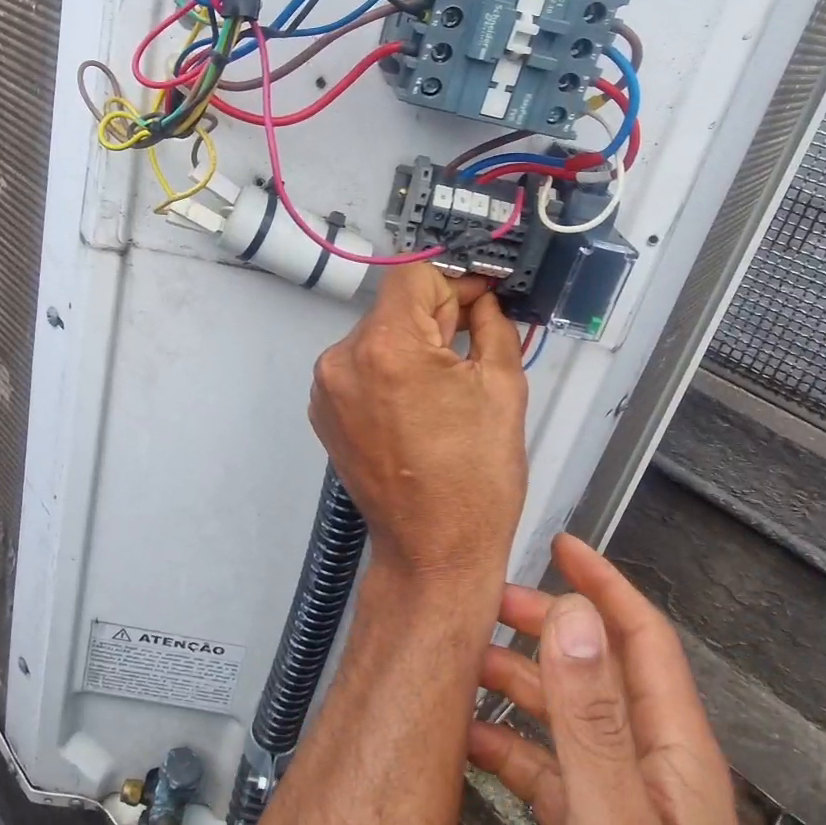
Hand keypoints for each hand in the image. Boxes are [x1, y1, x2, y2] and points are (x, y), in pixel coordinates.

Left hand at [308, 263, 528, 582]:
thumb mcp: (503, 387)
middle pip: (393, 305)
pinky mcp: (323, 410)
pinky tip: (416, 407)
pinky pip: (359, 366)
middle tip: (469, 351)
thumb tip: (482, 298)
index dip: (452, 284)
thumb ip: (492, 325)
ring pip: (377, 335)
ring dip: (411, 345)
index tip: (476, 303)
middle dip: (435, 318)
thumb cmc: (474, 481)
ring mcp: (327, 388)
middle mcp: (343, 360)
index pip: (413, 275)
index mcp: (387, 347)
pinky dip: (387, 371)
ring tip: (443, 390)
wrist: (433, 550)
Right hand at [469, 533, 736, 824]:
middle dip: (544, 625)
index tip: (562, 544)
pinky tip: (471, 737)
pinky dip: (507, 744)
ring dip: (517, 681)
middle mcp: (652, 765)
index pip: (644, 637)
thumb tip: (573, 614)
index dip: (605, 582)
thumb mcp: (615, 812)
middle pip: (598, 668)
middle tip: (488, 603)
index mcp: (676, 750)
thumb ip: (593, 720)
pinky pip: (548, 766)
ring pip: (567, 715)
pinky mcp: (592, 823)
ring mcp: (622, 796)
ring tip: (466, 663)